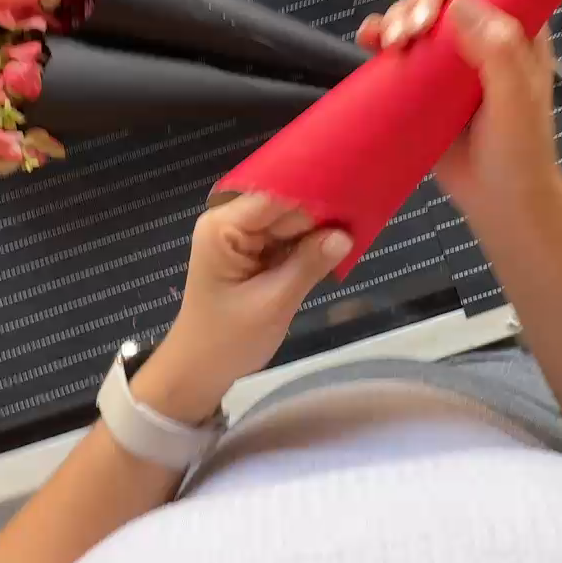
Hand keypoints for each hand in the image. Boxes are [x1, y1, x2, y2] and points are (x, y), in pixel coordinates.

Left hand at [136, 195, 349, 423]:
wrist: (200, 371)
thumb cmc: (227, 340)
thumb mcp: (273, 303)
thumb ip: (308, 265)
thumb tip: (346, 235)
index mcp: (223, 226)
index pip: (273, 197)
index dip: (311, 194)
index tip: (350, 190)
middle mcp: (230, 221)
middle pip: (283, 206)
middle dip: (319, 211)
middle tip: (361, 210)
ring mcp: (242, 235)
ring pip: (290, 221)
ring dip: (318, 227)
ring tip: (357, 221)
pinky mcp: (254, 251)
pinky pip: (287, 238)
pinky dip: (309, 243)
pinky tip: (337, 241)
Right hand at [355, 0, 561, 225]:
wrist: (498, 202)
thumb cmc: (519, 149)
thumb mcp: (516, 99)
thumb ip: (497, 50)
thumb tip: (461, 0)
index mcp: (517, 27)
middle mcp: (481, 31)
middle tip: (413, 29)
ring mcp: (447, 53)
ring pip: (416, 11)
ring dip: (398, 15)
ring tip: (393, 43)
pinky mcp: (419, 76)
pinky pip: (394, 43)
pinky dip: (378, 34)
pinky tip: (368, 40)